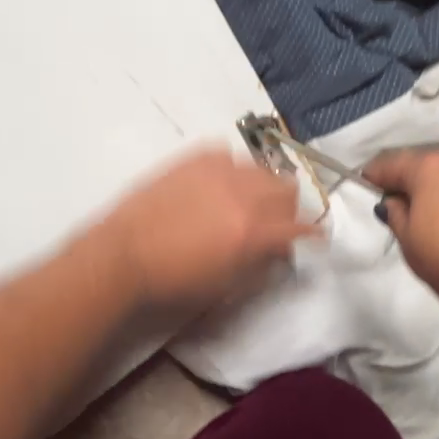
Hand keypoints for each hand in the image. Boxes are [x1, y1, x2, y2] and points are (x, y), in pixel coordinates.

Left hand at [90, 148, 315, 313]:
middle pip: (286, 187)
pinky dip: (232, 167)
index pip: (299, 225)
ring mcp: (217, 170)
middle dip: (289, 205)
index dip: (311, 233)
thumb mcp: (226, 285)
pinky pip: (227, 153)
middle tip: (278, 220)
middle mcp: (241, 194)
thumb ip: (261, 264)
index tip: (314, 236)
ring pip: (260, 167)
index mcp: (252, 231)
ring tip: (249, 199)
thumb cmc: (174, 280)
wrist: (124, 254)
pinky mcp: (193, 157)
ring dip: (263, 184)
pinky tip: (221, 181)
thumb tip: (280, 250)